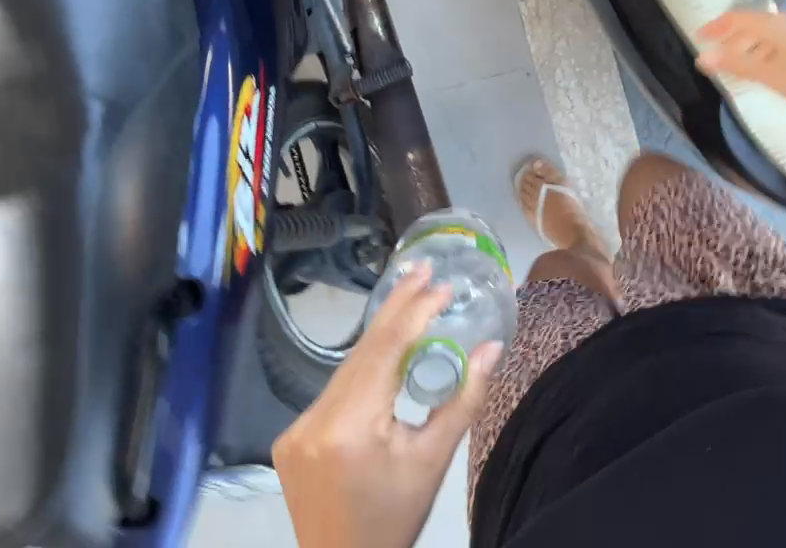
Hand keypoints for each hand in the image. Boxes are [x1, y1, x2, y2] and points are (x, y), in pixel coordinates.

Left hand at [273, 261, 502, 547]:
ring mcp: (297, 427)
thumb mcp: (434, 460)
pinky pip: (337, 386)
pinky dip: (366, 363)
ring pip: (349, 366)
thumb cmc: (395, 517)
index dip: (414, 311)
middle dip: (396, 307)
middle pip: (363, 350)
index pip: (385, 351)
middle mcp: (314, 420)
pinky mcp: (293, 434)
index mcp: (349, 427)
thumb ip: (463, 399)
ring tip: (413, 296)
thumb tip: (492, 347)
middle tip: (424, 268)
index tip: (441, 283)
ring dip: (383, 333)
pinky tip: (387, 346)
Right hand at [695, 10, 785, 128]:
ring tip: (734, 68)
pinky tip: (763, 72)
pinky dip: (762, 55)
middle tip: (714, 60)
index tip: (698, 39)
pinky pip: (777, 45)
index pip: (738, 18)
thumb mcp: (771, 76)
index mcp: (776, 26)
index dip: (716, 27)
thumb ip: (737, 65)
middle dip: (730, 40)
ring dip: (746, 49)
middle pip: (751, 26)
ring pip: (765, 36)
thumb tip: (702, 57)